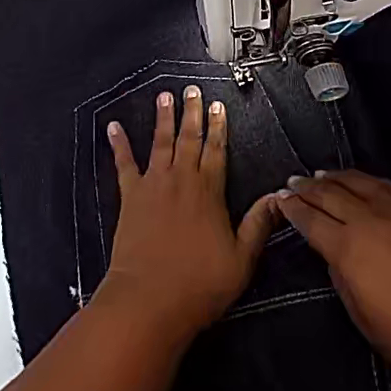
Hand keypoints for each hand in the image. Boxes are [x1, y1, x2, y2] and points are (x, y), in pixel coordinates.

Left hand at [99, 85, 278, 337]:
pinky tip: (113, 127)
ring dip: (163, 118)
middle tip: (192, 89)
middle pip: (189, 138)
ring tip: (164, 96)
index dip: (219, 127)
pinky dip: (118, 144)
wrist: (149, 300)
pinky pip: (124, 164)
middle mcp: (181, 180)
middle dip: (192, 112)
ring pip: (160, 143)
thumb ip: (258, 225)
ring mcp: (153, 185)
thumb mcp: (242, 259)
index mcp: (209, 191)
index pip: (217, 150)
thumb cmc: (198, 284)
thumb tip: (277, 198)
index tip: (218, 106)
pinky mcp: (130, 197)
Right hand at [278, 170, 390, 390]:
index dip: (291, 207)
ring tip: (320, 173)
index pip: (310, 219)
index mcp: (350, 247)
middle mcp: (372, 219)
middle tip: (292, 182)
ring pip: (359, 181)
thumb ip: (342, 274)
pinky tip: (362, 180)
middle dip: (308, 186)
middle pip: (331, 192)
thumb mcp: (363, 316)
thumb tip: (334, 253)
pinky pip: (387, 185)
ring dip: (335, 176)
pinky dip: (367, 179)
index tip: (280, 200)